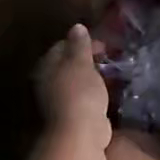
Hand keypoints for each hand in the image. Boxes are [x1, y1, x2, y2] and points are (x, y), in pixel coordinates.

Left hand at [35, 24, 108, 147]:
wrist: (80, 132)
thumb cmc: (80, 92)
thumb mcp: (81, 63)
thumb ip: (80, 45)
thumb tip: (76, 27)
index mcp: (48, 65)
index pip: (63, 46)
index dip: (83, 42)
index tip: (104, 45)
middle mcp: (48, 80)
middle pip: (68, 63)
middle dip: (88, 58)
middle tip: (109, 58)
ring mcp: (58, 98)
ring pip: (76, 79)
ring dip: (92, 75)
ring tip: (111, 73)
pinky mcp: (71, 113)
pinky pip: (83, 95)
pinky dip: (94, 90)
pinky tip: (106, 91)